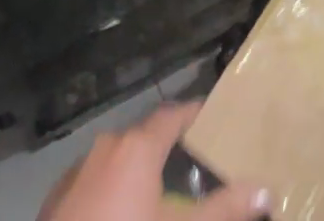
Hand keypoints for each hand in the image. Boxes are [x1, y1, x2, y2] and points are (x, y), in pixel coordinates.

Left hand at [40, 103, 270, 220]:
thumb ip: (224, 208)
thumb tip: (266, 191)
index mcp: (138, 146)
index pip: (173, 114)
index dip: (194, 112)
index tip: (215, 115)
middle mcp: (107, 146)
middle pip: (146, 136)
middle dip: (171, 146)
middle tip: (197, 160)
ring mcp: (77, 169)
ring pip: (119, 159)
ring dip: (141, 169)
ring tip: (163, 190)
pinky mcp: (58, 196)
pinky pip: (96, 181)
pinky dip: (114, 188)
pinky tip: (124, 211)